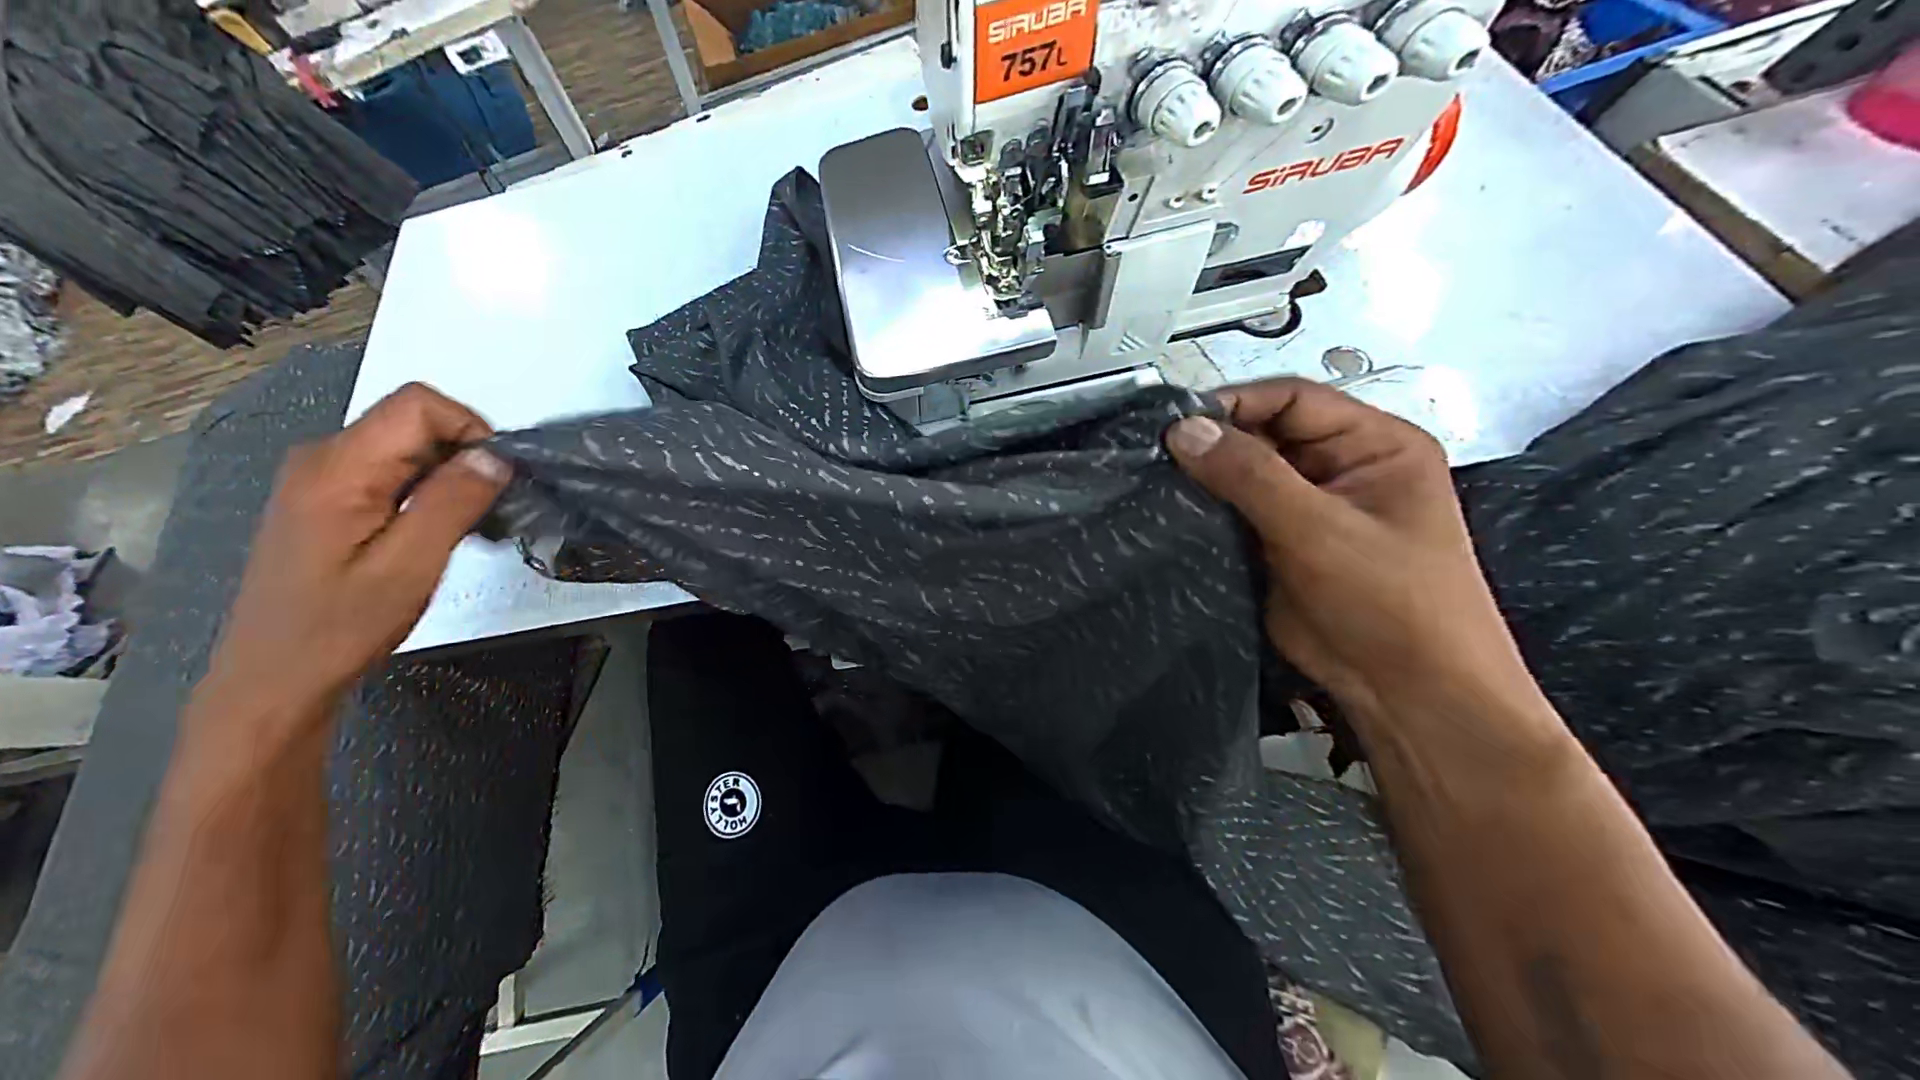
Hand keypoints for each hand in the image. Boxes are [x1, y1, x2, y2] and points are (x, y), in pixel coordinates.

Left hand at [198, 383, 510, 718]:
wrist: (277, 676)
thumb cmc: (340, 626)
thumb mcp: (411, 564)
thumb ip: (454, 502)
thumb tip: (496, 456)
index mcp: (337, 468)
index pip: (418, 404)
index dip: (471, 429)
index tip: (495, 478)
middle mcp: (322, 460)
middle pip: (414, 421)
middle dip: (464, 456)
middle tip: (484, 510)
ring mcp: (322, 479)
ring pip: (409, 447)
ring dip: (450, 477)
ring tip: (463, 527)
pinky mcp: (330, 499)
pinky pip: (394, 472)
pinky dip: (429, 491)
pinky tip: (436, 532)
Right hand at [1165, 378, 1533, 718]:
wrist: (1407, 693)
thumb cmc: (1391, 602)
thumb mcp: (1321, 529)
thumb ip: (1250, 475)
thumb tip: (1184, 429)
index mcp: (1374, 445)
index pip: (1294, 399)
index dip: (1237, 404)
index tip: (1179, 422)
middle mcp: (1339, 469)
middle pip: (1265, 435)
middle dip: (1216, 444)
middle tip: (1160, 456)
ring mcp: (1307, 510)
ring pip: (1245, 477)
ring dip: (1207, 480)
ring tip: (1158, 483)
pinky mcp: (1280, 546)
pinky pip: (1236, 515)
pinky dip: (1207, 514)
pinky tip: (1174, 514)